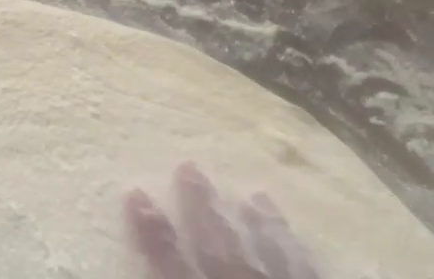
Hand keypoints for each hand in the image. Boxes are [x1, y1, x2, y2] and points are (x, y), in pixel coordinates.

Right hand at [126, 163, 320, 278]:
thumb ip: (169, 276)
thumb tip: (117, 275)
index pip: (170, 258)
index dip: (152, 226)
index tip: (136, 191)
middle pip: (221, 245)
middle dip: (204, 205)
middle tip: (192, 166)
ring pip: (276, 256)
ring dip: (265, 226)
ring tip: (258, 197)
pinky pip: (315, 278)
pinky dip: (309, 260)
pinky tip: (305, 247)